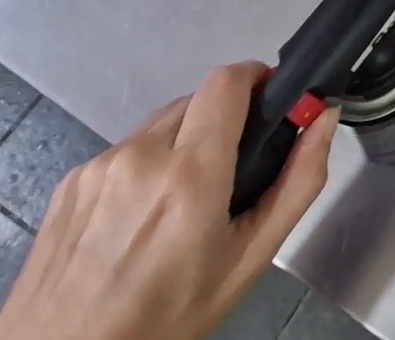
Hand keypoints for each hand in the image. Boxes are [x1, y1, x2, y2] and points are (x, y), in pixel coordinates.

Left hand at [0, 61, 337, 339]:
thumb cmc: (168, 318)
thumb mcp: (250, 259)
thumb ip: (299, 180)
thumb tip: (323, 116)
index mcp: (191, 174)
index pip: (228, 81)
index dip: (256, 78)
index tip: (270, 100)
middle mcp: (140, 156)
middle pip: (198, 99)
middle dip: (224, 119)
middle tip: (231, 171)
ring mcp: (98, 165)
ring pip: (161, 123)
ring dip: (183, 143)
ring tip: (180, 205)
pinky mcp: (70, 179)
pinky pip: (125, 150)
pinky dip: (145, 167)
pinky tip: (139, 219)